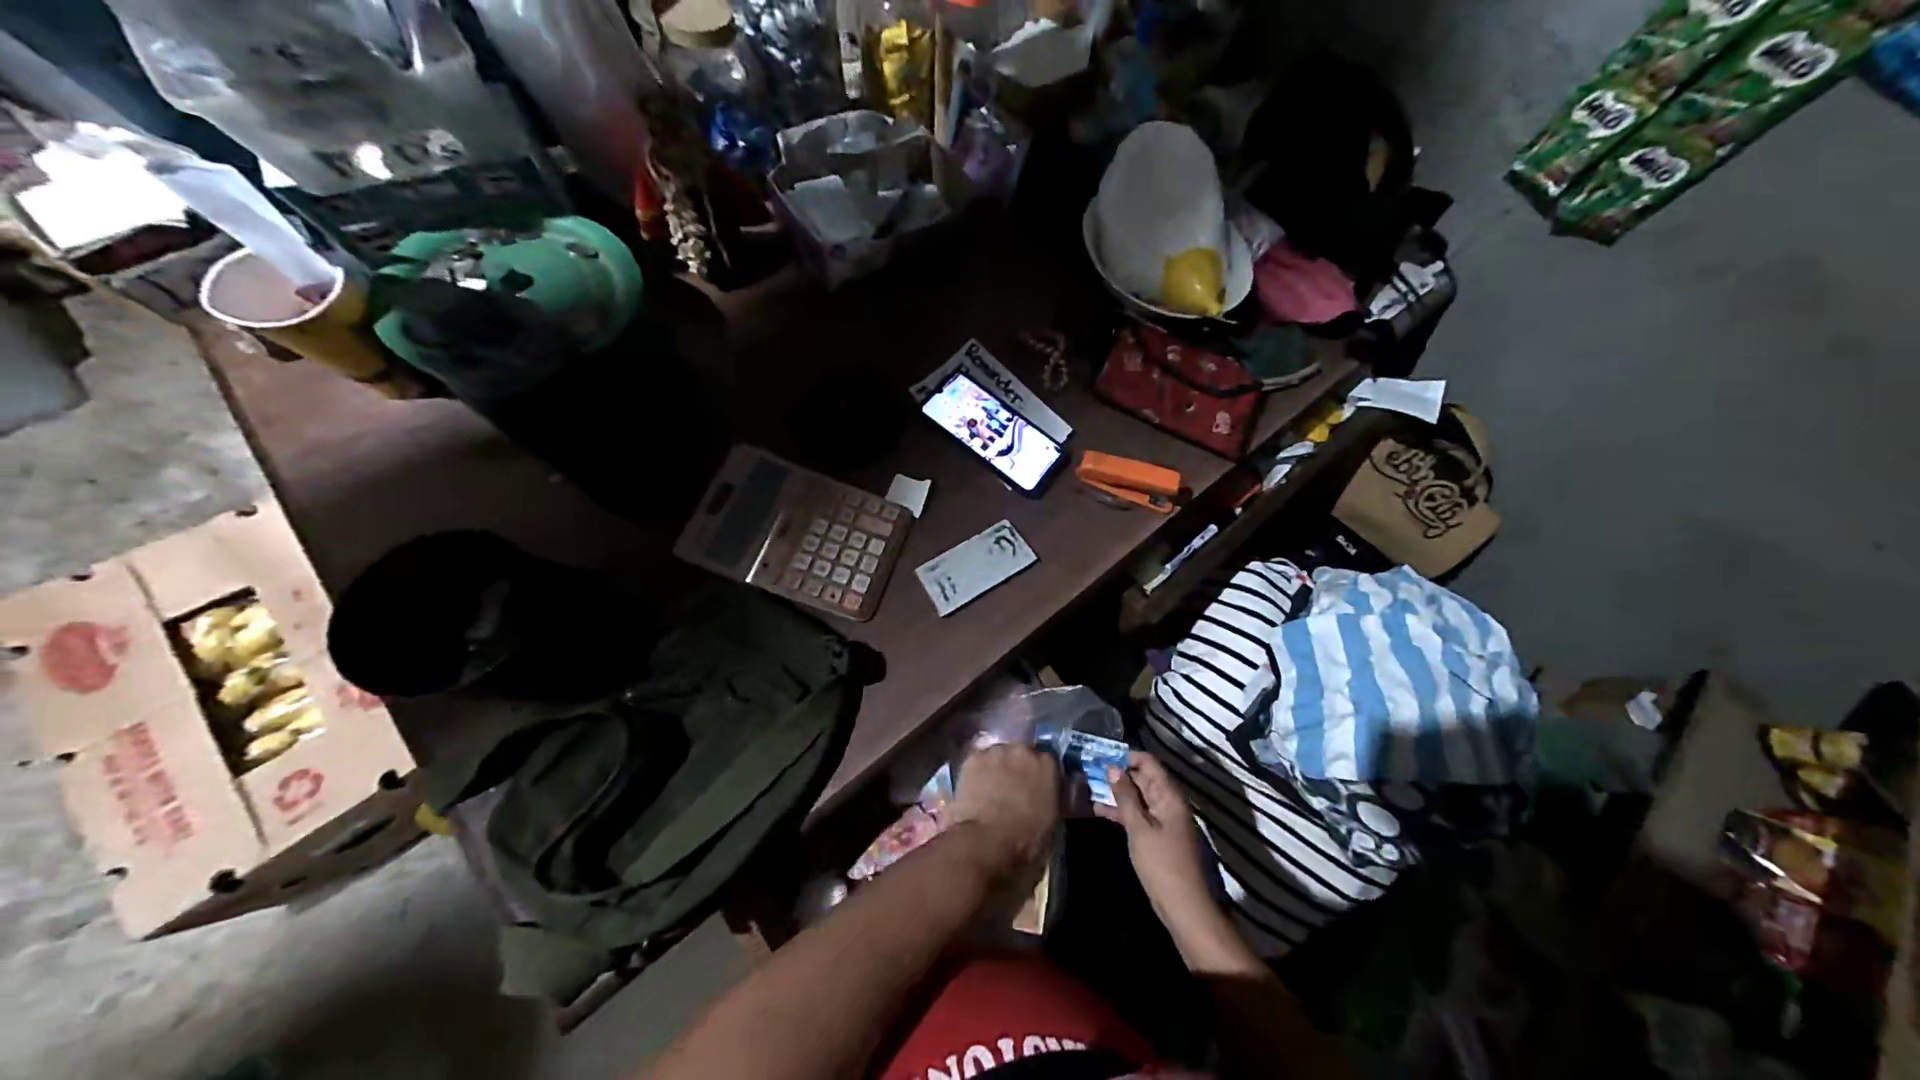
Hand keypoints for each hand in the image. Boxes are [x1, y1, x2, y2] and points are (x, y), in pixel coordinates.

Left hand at [948, 743, 1060, 878]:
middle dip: (1017, 767)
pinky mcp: (972, 759)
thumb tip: (1042, 796)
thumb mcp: (1051, 819)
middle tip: (1012, 788)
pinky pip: (977, 762)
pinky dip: (977, 773)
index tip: (1036, 787)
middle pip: (1020, 753)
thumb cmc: (1027, 839)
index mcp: (1048, 764)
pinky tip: (974, 789)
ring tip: (990, 789)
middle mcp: (1023, 750)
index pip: (1047, 760)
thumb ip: (1049, 797)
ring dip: (996, 767)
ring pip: (997, 755)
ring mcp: (996, 752)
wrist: (989, 841)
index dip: (1040, 774)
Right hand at [1098, 752, 1213, 922]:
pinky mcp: (1157, 835)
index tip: (1100, 757)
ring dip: (1116, 792)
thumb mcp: (1139, 827)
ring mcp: (1163, 819)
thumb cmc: (1162, 864)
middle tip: (1087, 770)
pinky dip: (1121, 811)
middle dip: (1117, 772)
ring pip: (1138, 796)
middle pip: (1143, 777)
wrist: (1184, 906)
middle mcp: (1168, 802)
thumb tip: (1112, 767)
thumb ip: (1125, 796)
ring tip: (1087, 787)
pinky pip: (1138, 814)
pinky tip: (1098, 809)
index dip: (1126, 756)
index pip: (1149, 762)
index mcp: (1169, 795)